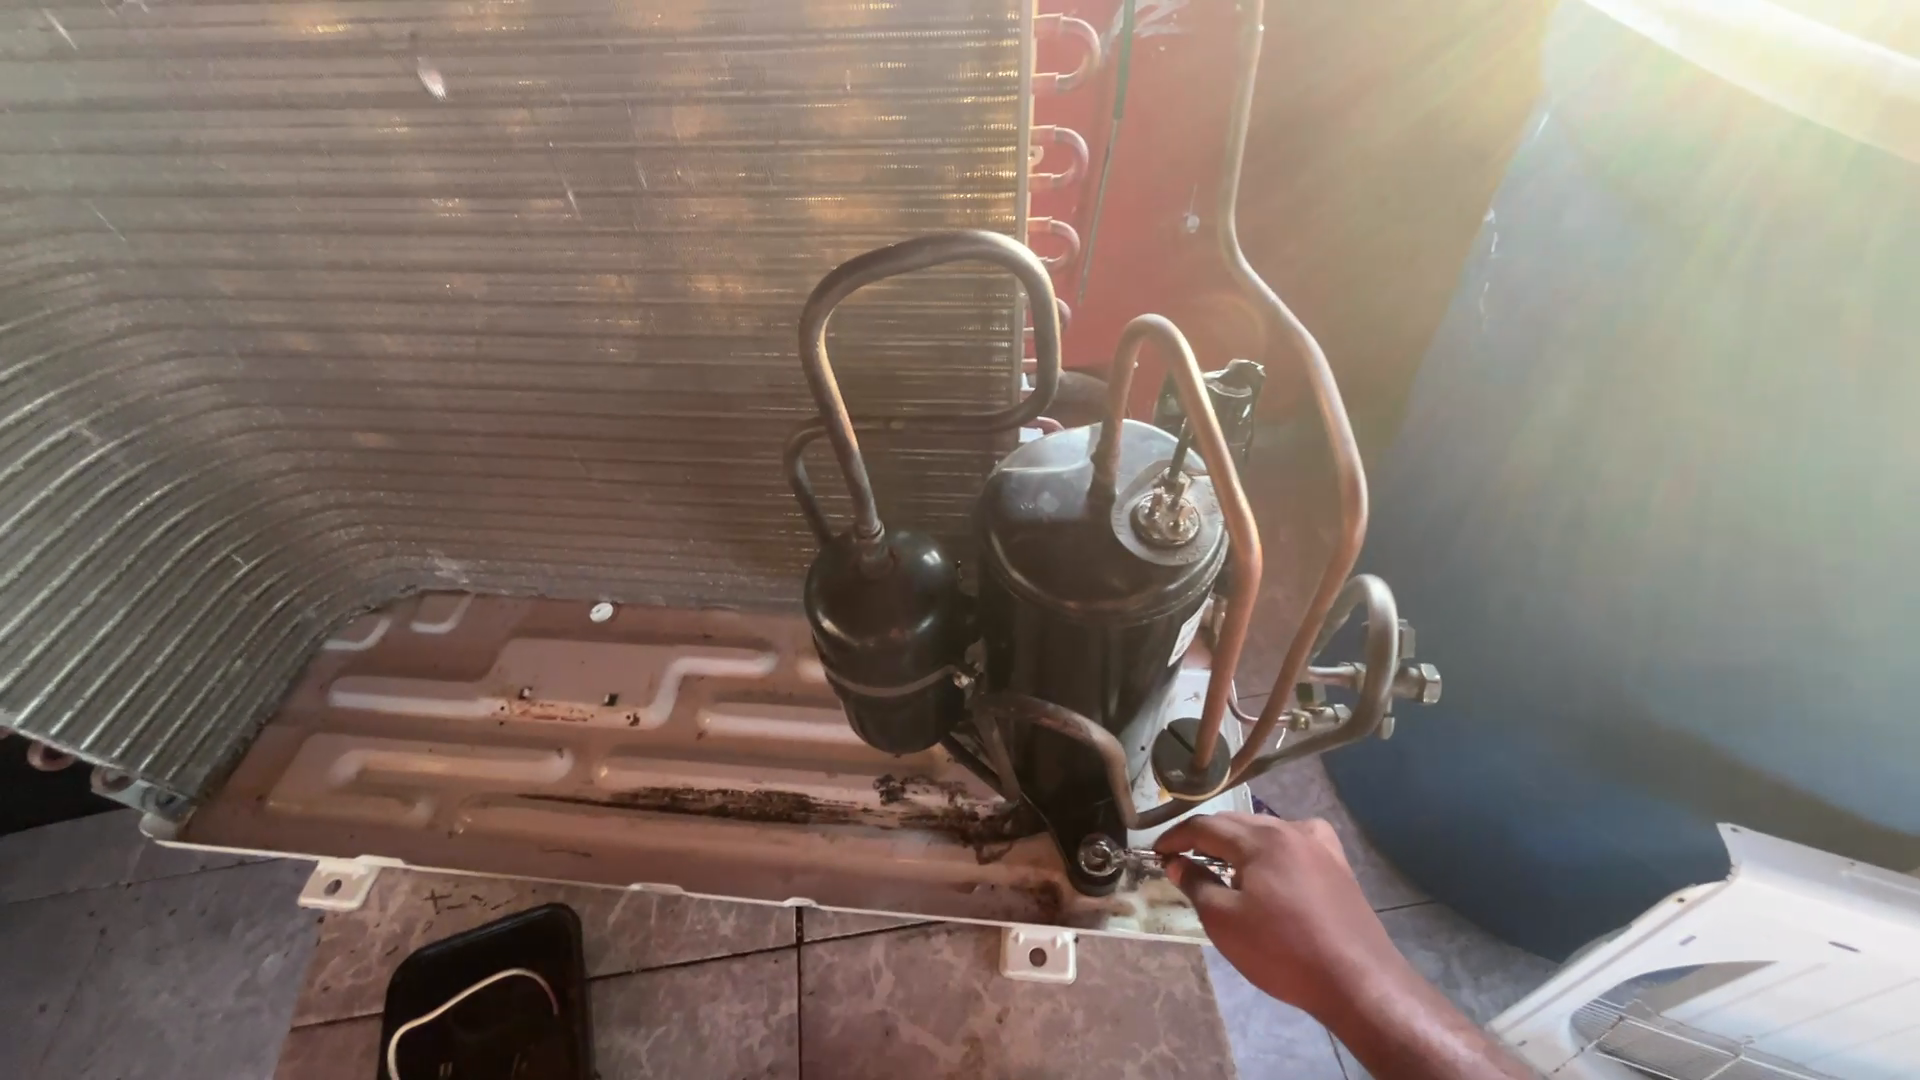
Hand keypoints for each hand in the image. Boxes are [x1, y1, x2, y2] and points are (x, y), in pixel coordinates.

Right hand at [1155, 813, 1413, 1020]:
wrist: (1358, 982)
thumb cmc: (1282, 951)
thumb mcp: (1224, 922)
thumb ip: (1196, 884)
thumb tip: (1177, 863)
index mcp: (1258, 839)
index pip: (1204, 826)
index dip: (1175, 837)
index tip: (1157, 852)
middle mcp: (1288, 830)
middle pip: (1234, 823)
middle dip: (1204, 837)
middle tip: (1181, 858)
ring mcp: (1318, 845)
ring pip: (1265, 830)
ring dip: (1238, 842)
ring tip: (1222, 863)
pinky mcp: (1338, 865)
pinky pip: (1298, 839)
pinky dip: (1276, 844)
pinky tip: (1276, 861)